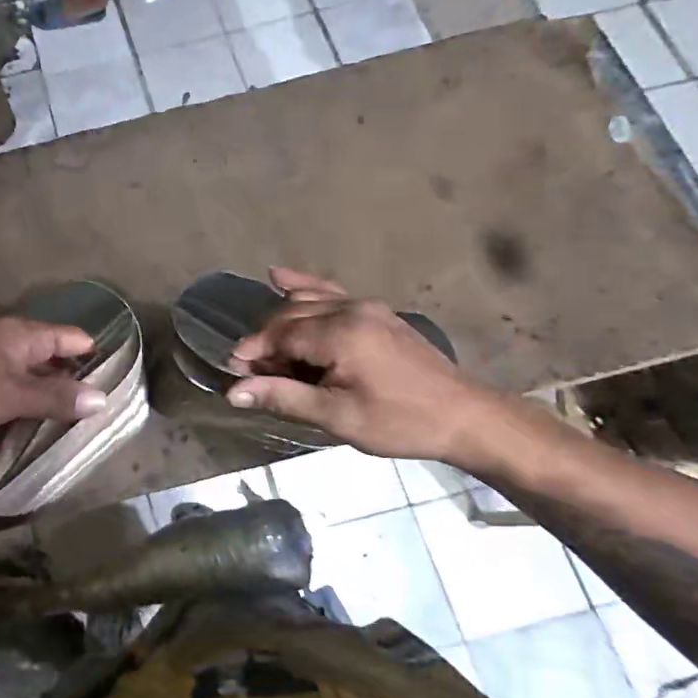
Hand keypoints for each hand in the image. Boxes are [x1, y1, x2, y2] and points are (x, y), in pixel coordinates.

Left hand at [0, 317, 107, 448]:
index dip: (94, 354)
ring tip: (68, 415)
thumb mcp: (10, 398)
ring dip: (45, 386)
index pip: (70, 336)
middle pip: (49, 351)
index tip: (116, 378)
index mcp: (19, 333)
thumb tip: (103, 398)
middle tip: (96, 404)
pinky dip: (22, 393)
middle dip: (71, 374)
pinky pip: (7, 377)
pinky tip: (27, 414)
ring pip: (27, 366)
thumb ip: (56, 397)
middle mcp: (3, 335)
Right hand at [225, 267, 504, 462]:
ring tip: (266, 350)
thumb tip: (234, 392)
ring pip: (308, 301)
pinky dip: (304, 286)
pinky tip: (279, 275)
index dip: (255, 352)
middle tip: (251, 372)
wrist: (464, 416)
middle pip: (290, 315)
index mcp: (341, 334)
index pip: (281, 334)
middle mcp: (350, 310)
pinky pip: (331, 293)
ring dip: (281, 322)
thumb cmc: (400, 421)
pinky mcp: (377, 312)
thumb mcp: (338, 417)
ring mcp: (366, 306)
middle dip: (265, 341)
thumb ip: (283, 398)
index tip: (235, 373)